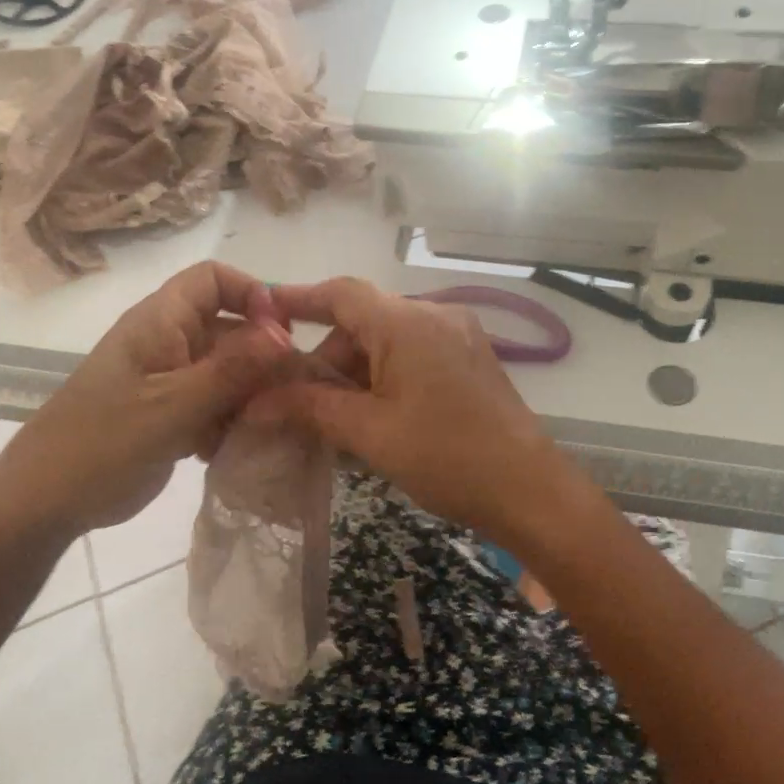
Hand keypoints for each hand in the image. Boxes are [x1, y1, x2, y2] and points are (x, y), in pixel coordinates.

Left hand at [0, 262, 290, 536]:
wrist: (47, 500)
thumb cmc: (104, 442)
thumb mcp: (174, 405)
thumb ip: (232, 369)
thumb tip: (286, 334)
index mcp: (160, 323)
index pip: (213, 279)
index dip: (253, 294)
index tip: (283, 334)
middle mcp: (168, 343)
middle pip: (231, 329)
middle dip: (264, 358)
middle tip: (294, 395)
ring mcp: (170, 381)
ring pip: (229, 372)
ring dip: (253, 395)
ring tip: (272, 425)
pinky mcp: (173, 416)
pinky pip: (217, 405)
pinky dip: (233, 422)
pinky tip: (240, 447)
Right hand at [255, 277, 579, 536]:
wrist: (529, 491)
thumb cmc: (447, 458)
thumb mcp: (370, 433)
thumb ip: (310, 409)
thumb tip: (253, 403)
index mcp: (408, 323)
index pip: (340, 293)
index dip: (295, 301)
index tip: (258, 316)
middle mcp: (435, 316)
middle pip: (362, 323)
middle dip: (326, 361)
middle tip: (297, 407)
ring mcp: (458, 337)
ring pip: (387, 343)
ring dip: (355, 377)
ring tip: (333, 426)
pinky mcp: (470, 361)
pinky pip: (413, 358)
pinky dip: (385, 382)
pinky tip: (371, 421)